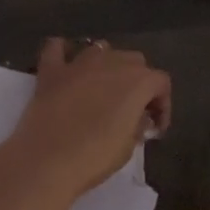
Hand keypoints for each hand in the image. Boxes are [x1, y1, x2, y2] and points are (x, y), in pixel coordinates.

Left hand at [9, 38, 171, 193]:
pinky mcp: (51, 71)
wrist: (47, 161)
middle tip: (131, 109)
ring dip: (107, 66)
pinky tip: (66, 65)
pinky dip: (63, 52)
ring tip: (103, 89)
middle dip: (137, 82)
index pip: (161, 83)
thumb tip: (137, 118)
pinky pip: (57, 48)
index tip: (155, 127)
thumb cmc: (95, 157)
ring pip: (101, 50)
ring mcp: (79, 64)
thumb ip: (137, 124)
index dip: (162, 105)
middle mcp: (111, 63)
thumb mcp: (129, 145)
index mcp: (138, 81)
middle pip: (134, 61)